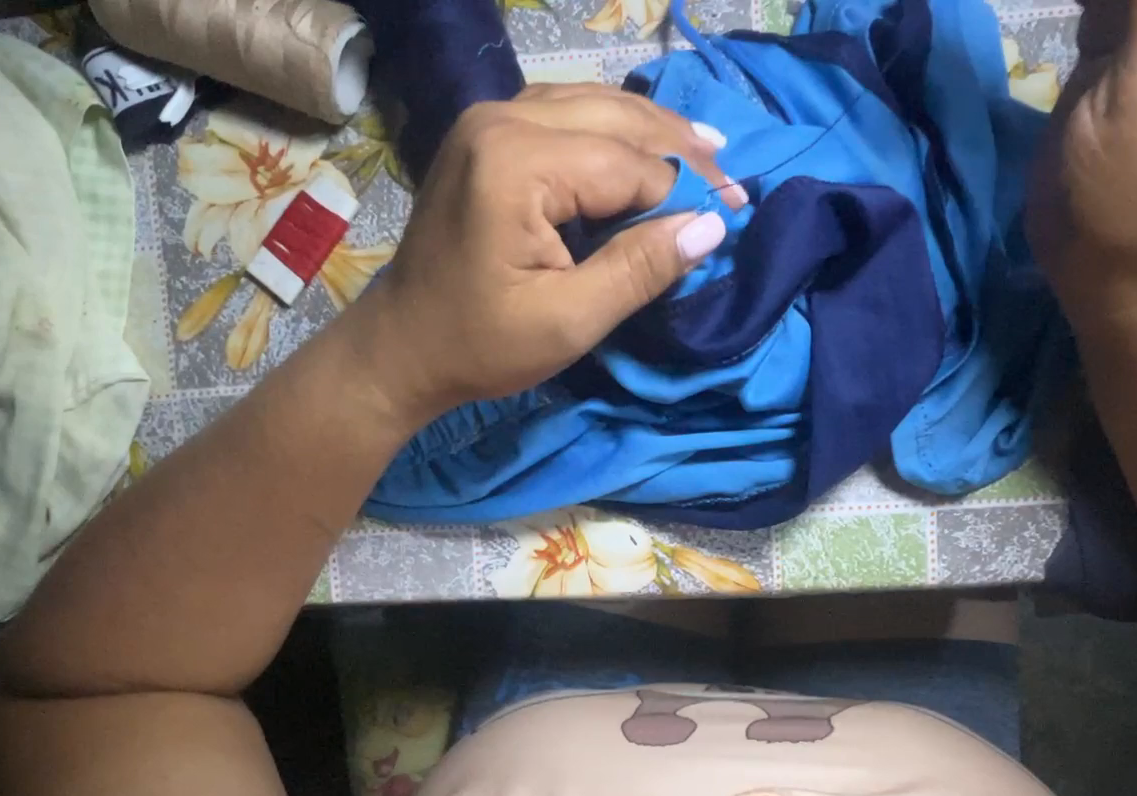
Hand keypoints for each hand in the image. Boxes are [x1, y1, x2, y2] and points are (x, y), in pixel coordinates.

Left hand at [341, 83, 740, 427]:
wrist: (401, 348)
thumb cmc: (479, 346)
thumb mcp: (567, 322)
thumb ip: (638, 270)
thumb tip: (711, 227)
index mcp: (517, 162)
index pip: (629, 165)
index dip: (688, 192)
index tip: (735, 219)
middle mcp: (501, 119)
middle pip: (616, 119)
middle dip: (679, 151)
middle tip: (733, 183)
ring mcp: (488, 121)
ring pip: (594, 106)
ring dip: (651, 133)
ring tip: (707, 153)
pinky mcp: (485, 136)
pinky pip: (564, 115)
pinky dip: (610, 133)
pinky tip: (643, 145)